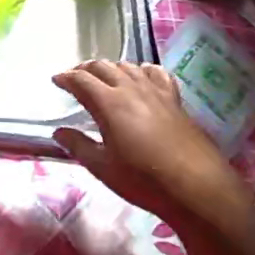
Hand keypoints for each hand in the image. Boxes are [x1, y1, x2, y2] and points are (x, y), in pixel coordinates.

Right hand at [52, 60, 250, 233]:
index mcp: (108, 102)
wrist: (198, 188)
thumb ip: (79, 146)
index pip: (81, 79)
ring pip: (128, 66)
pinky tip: (141, 77)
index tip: (56, 81)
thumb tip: (59, 133)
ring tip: (104, 78)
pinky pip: (156, 73)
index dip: (65, 78)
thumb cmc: (145, 180)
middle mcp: (130, 89)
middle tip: (75, 78)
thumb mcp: (103, 168)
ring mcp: (155, 91)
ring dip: (111, 68)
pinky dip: (142, 70)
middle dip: (84, 69)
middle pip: (102, 66)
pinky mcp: (175, 100)